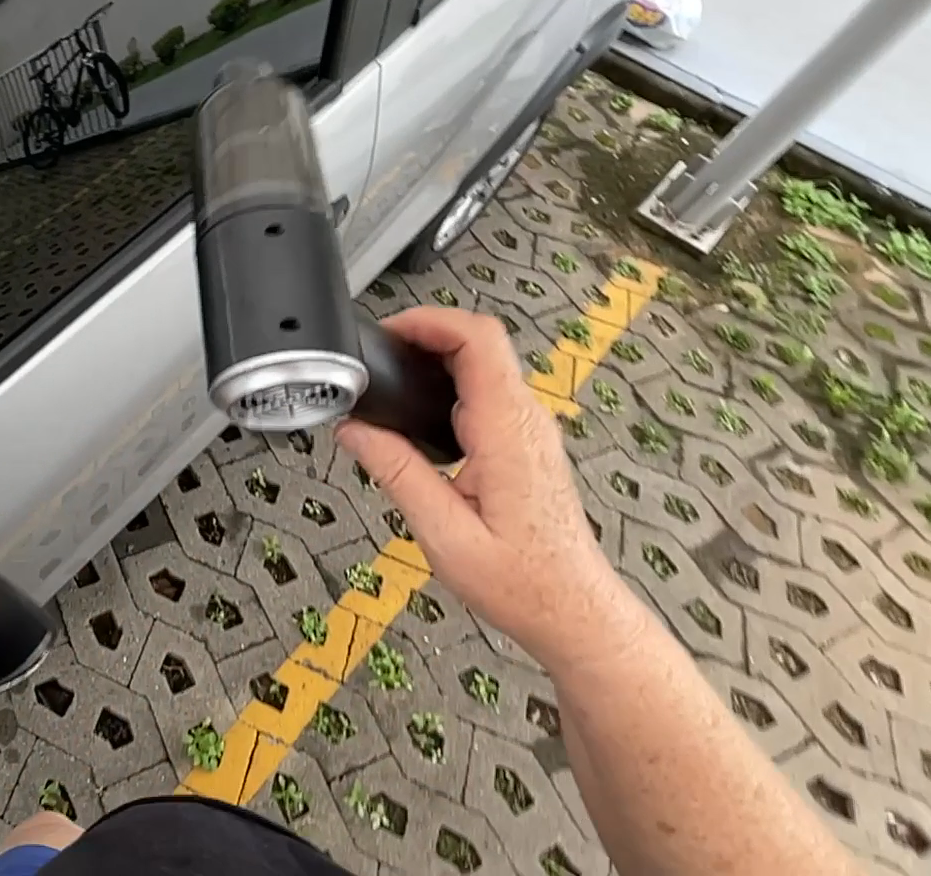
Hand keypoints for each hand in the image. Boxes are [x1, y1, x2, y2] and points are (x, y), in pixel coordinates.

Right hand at [335, 308, 642, 675]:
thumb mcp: (443, 532)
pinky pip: (487, 389)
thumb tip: (355, 431)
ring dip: (437, 355)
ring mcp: (530, 429)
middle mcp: (526, 421)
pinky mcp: (525, 442)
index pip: (477, 340)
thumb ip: (395, 473)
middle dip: (426, 332)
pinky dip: (449, 379)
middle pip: (479, 341)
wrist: (575, 610)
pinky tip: (419, 407)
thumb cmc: (522, 581)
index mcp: (506, 432)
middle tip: (381, 352)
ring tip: (393, 375)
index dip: (430, 319)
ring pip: (484, 363)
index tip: (391, 330)